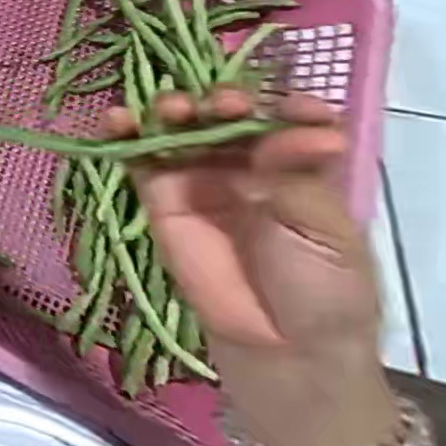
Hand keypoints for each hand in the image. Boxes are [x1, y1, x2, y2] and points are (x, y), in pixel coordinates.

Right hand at [103, 90, 397, 445]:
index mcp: (290, 160)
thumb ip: (302, 172)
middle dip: (222, 100)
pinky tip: (117, 119)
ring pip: (177, 124)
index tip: (292, 107)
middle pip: (223, 112)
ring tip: (174, 109)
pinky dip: (122, 131)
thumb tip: (309, 122)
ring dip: (171, 106)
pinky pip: (136, 153)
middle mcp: (239, 156)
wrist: (278, 345)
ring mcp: (194, 170)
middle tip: (225, 106)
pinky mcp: (156, 189)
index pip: (286, 118)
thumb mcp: (327, 231)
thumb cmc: (322, 286)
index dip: (288, 104)